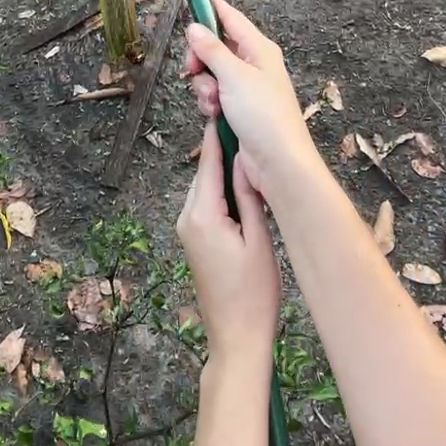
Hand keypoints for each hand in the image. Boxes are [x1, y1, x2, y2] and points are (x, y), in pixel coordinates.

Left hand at [177, 122, 279, 366]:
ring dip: (223, 172)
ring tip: (249, 152)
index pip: (210, 162)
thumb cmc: (254, 294)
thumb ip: (248, 196)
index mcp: (202, 215)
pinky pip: (205, 204)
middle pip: (205, 172)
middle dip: (223, 150)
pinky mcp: (192, 239)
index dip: (219, 134)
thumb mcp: (259, 240)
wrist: (235, 338)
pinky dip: (220, 192)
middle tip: (245, 126)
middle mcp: (186, 217)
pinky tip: (241, 188)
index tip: (227, 107)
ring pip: (205, 187)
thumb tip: (244, 158)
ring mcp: (186, 229)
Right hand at [184, 0, 319, 191]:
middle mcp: (253, 64)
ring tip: (214, 102)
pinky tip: (216, 115)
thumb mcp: (234, 76)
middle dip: (201, 59)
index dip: (212, 8)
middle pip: (216, 47)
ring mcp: (245, 87)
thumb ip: (212, 50)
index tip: (191, 0)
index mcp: (258, 48)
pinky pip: (215, 95)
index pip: (231, 18)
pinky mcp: (238, 109)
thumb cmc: (263, 114)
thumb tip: (195, 27)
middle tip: (194, 69)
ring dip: (204, 86)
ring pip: (211, 74)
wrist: (278, 162)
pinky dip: (210, 102)